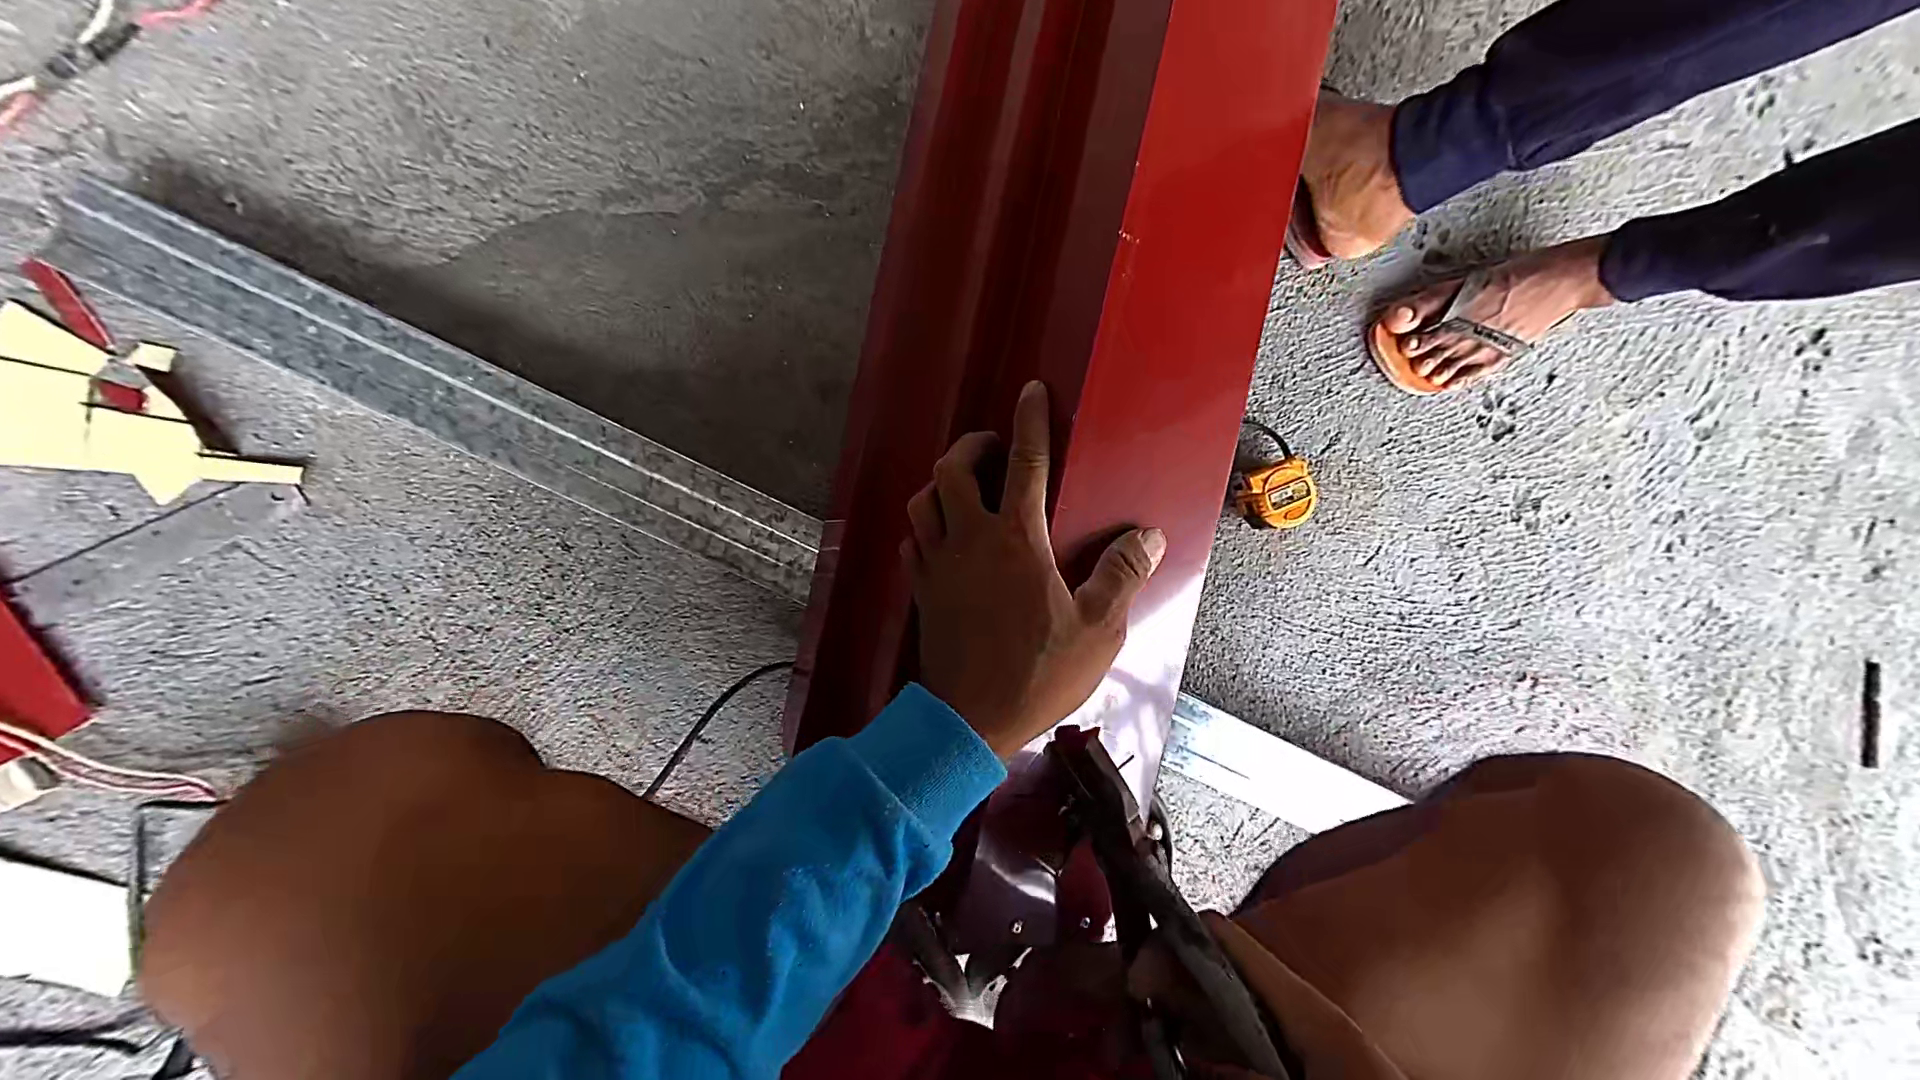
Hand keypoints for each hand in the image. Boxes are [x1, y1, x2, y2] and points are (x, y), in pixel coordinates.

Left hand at [903, 381, 1166, 758]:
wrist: (971, 719)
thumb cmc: (1038, 674)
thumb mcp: (1097, 629)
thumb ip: (1121, 575)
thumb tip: (1146, 536)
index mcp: (1016, 540)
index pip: (1024, 462)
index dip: (1030, 420)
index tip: (1032, 391)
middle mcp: (969, 541)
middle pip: (953, 469)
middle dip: (972, 445)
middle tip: (993, 447)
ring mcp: (938, 564)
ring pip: (923, 499)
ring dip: (942, 482)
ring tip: (966, 486)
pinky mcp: (921, 589)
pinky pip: (912, 539)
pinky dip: (925, 524)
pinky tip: (942, 534)